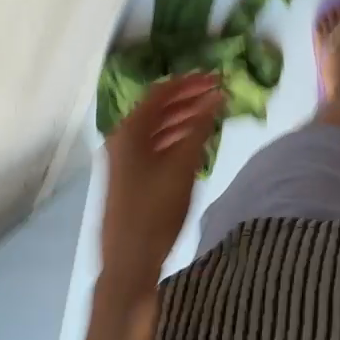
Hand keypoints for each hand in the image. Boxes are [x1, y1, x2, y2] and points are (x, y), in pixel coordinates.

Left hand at [99, 73, 223, 291]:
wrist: (128, 262)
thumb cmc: (155, 210)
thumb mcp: (183, 165)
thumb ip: (200, 126)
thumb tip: (216, 95)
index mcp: (130, 131)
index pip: (161, 93)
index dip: (189, 82)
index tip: (215, 77)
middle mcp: (122, 139)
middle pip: (157, 109)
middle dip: (188, 99)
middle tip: (217, 93)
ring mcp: (123, 160)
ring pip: (156, 128)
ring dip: (182, 118)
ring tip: (211, 115)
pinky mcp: (128, 177)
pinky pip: (153, 145)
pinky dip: (174, 138)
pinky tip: (194, 143)